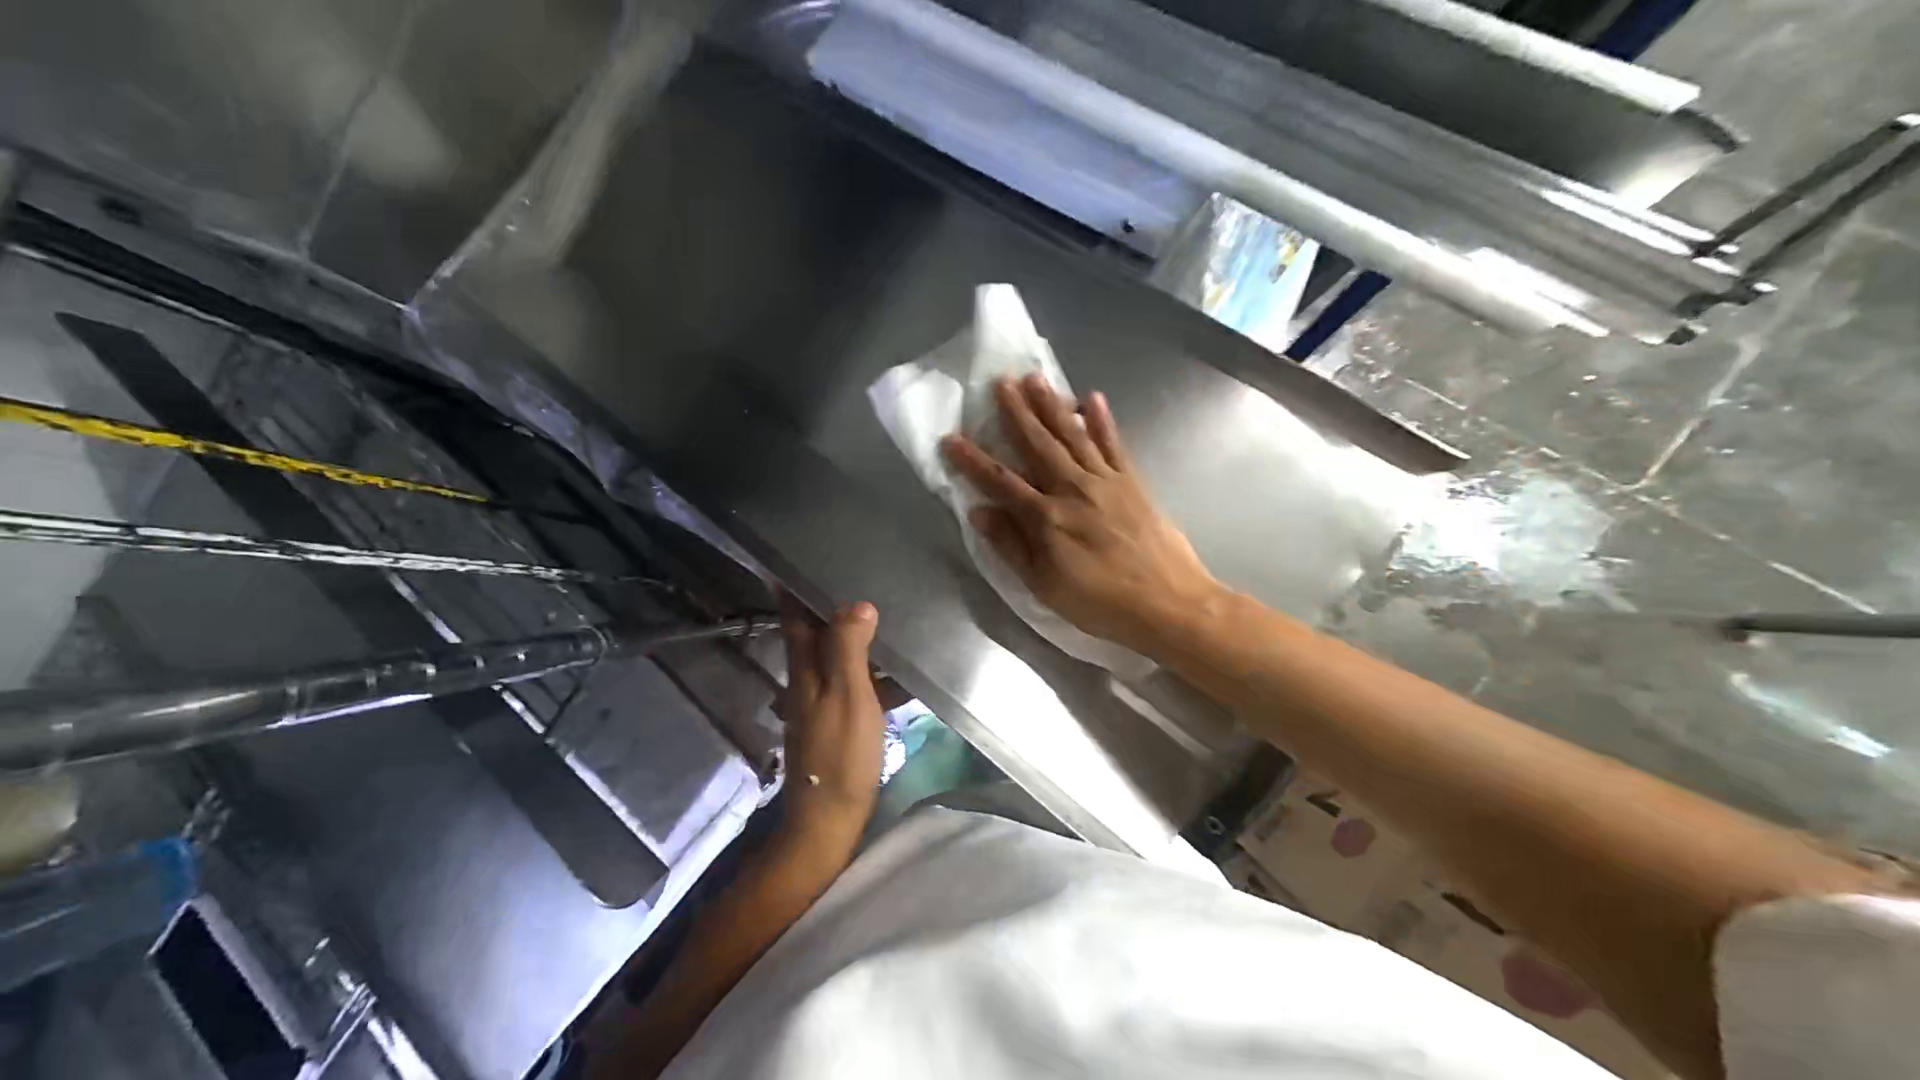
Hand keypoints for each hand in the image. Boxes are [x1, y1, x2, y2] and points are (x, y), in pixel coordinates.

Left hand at [777, 596, 885, 843]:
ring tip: (885, 615)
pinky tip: (899, 674)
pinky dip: (872, 673)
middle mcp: (807, 680)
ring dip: (854, 637)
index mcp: (805, 669)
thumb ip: (849, 648)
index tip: (790, 561)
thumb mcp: (848, 695)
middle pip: (814, 633)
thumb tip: (857, 603)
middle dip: (826, 607)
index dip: (789, 590)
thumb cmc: (840, 753)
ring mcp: (822, 703)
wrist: (830, 818)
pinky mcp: (839, 722)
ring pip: (837, 658)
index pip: (792, 618)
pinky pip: (856, 684)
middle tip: (852, 576)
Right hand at [940, 374, 1223, 656]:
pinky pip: (1114, 445)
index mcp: (1046, 518)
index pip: (1000, 482)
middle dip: (1017, 413)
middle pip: (1038, 445)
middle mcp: (1073, 490)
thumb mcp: (1044, 586)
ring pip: (1072, 436)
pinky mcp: (1133, 483)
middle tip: (1000, 381)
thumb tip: (979, 512)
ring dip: (1052, 406)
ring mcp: (1105, 482)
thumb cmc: (1100, 603)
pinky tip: (1093, 398)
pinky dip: (1102, 421)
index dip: (973, 460)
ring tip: (1037, 378)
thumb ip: (1011, 546)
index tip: (951, 438)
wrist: (1168, 603)